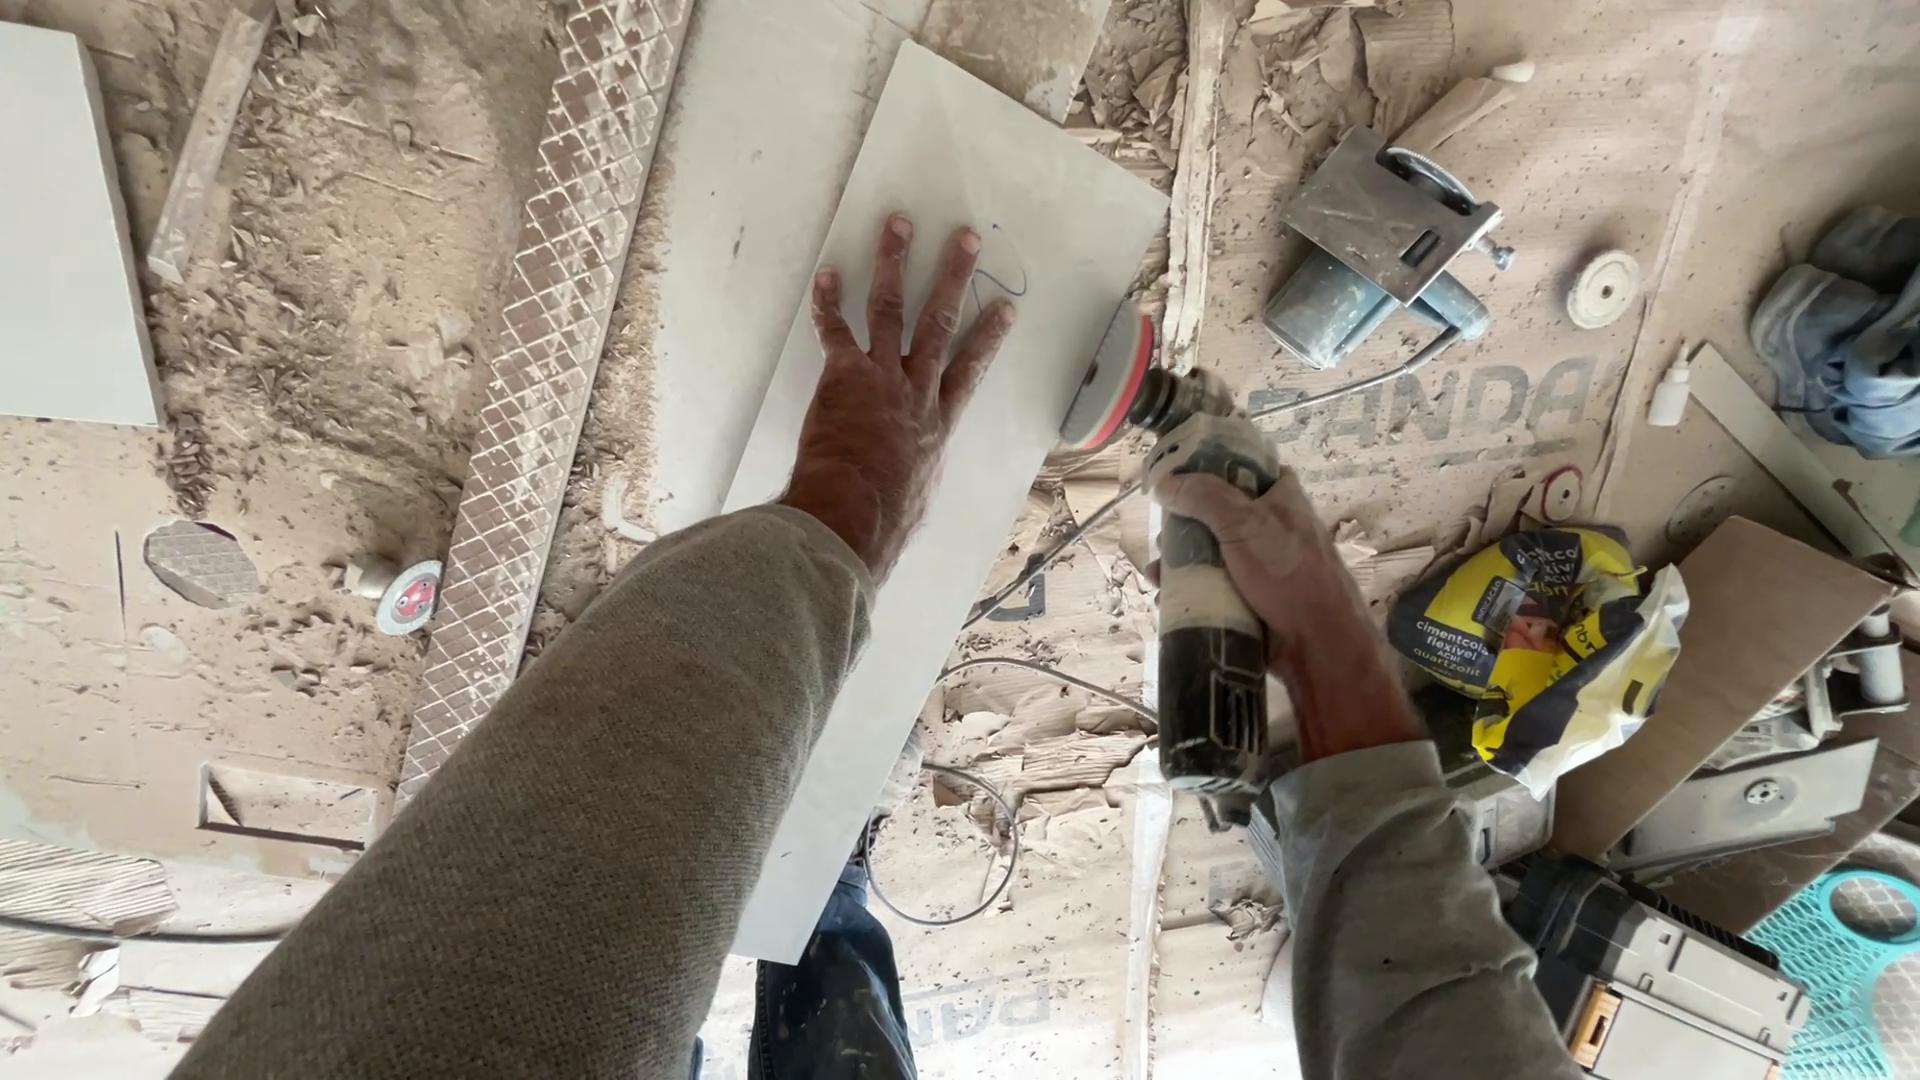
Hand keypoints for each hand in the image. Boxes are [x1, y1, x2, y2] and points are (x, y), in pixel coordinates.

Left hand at [781, 213, 1016, 582]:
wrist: (856, 514)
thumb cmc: (889, 517)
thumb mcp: (919, 496)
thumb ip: (918, 476)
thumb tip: (912, 484)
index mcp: (939, 421)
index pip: (970, 370)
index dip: (987, 337)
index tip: (1003, 308)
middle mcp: (916, 390)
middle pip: (939, 324)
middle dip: (952, 278)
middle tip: (964, 240)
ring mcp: (882, 378)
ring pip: (891, 310)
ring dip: (894, 264)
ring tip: (898, 225)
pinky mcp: (844, 376)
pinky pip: (834, 330)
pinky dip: (828, 302)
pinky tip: (827, 273)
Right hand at [1154, 468, 1422, 760]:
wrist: (1317, 642)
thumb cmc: (1287, 572)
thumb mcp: (1244, 523)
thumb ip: (1203, 497)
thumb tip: (1163, 484)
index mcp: (1281, 497)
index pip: (1245, 470)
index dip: (1211, 470)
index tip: (1178, 479)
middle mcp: (1272, 526)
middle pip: (1218, 515)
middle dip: (1184, 526)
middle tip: (1162, 535)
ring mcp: (1261, 564)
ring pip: (1211, 554)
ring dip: (1180, 562)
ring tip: (1156, 573)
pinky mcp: (1251, 595)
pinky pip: (1213, 585)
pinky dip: (1189, 588)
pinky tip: (1166, 595)